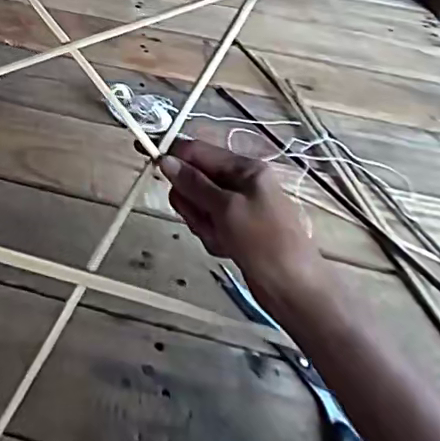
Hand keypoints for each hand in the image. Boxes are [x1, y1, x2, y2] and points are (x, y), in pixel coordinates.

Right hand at [159, 138, 331, 306]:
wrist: (295, 290)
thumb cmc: (265, 242)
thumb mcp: (227, 209)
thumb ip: (194, 184)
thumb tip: (165, 159)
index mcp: (244, 167)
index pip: (199, 151)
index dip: (172, 153)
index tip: (144, 153)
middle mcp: (241, 182)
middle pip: (195, 180)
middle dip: (192, 201)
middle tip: (206, 219)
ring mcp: (238, 207)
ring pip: (199, 205)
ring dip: (202, 223)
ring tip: (222, 238)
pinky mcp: (236, 230)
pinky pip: (209, 225)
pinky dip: (212, 237)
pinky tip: (227, 250)